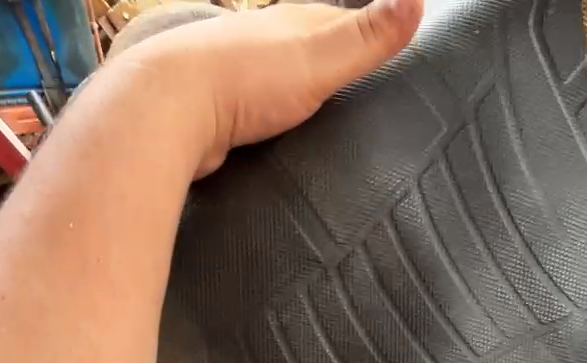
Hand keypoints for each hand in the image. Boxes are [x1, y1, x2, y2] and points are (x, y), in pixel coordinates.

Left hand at [113, 0, 424, 177]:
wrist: (169, 110)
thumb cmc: (245, 81)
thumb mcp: (320, 58)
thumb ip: (367, 38)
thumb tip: (418, 1)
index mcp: (290, 22)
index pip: (338, 19)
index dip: (366, 30)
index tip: (389, 43)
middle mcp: (261, 38)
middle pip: (306, 43)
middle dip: (331, 55)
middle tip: (356, 77)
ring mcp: (235, 69)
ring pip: (277, 72)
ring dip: (297, 85)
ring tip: (320, 106)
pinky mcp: (217, 105)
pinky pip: (255, 103)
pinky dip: (271, 110)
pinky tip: (277, 127)